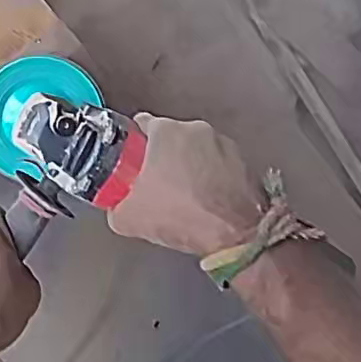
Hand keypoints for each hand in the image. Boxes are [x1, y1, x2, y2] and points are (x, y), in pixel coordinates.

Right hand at [108, 115, 263, 257]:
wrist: (234, 238)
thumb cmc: (184, 215)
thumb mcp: (128, 218)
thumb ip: (115, 207)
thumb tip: (116, 209)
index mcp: (166, 132)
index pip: (142, 123)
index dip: (133, 143)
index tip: (131, 159)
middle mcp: (197, 131)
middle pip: (171, 137)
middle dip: (162, 155)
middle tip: (154, 180)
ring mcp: (224, 145)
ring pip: (196, 150)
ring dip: (188, 165)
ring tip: (181, 194)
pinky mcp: (245, 163)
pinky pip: (219, 165)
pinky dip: (211, 177)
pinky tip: (203, 200)